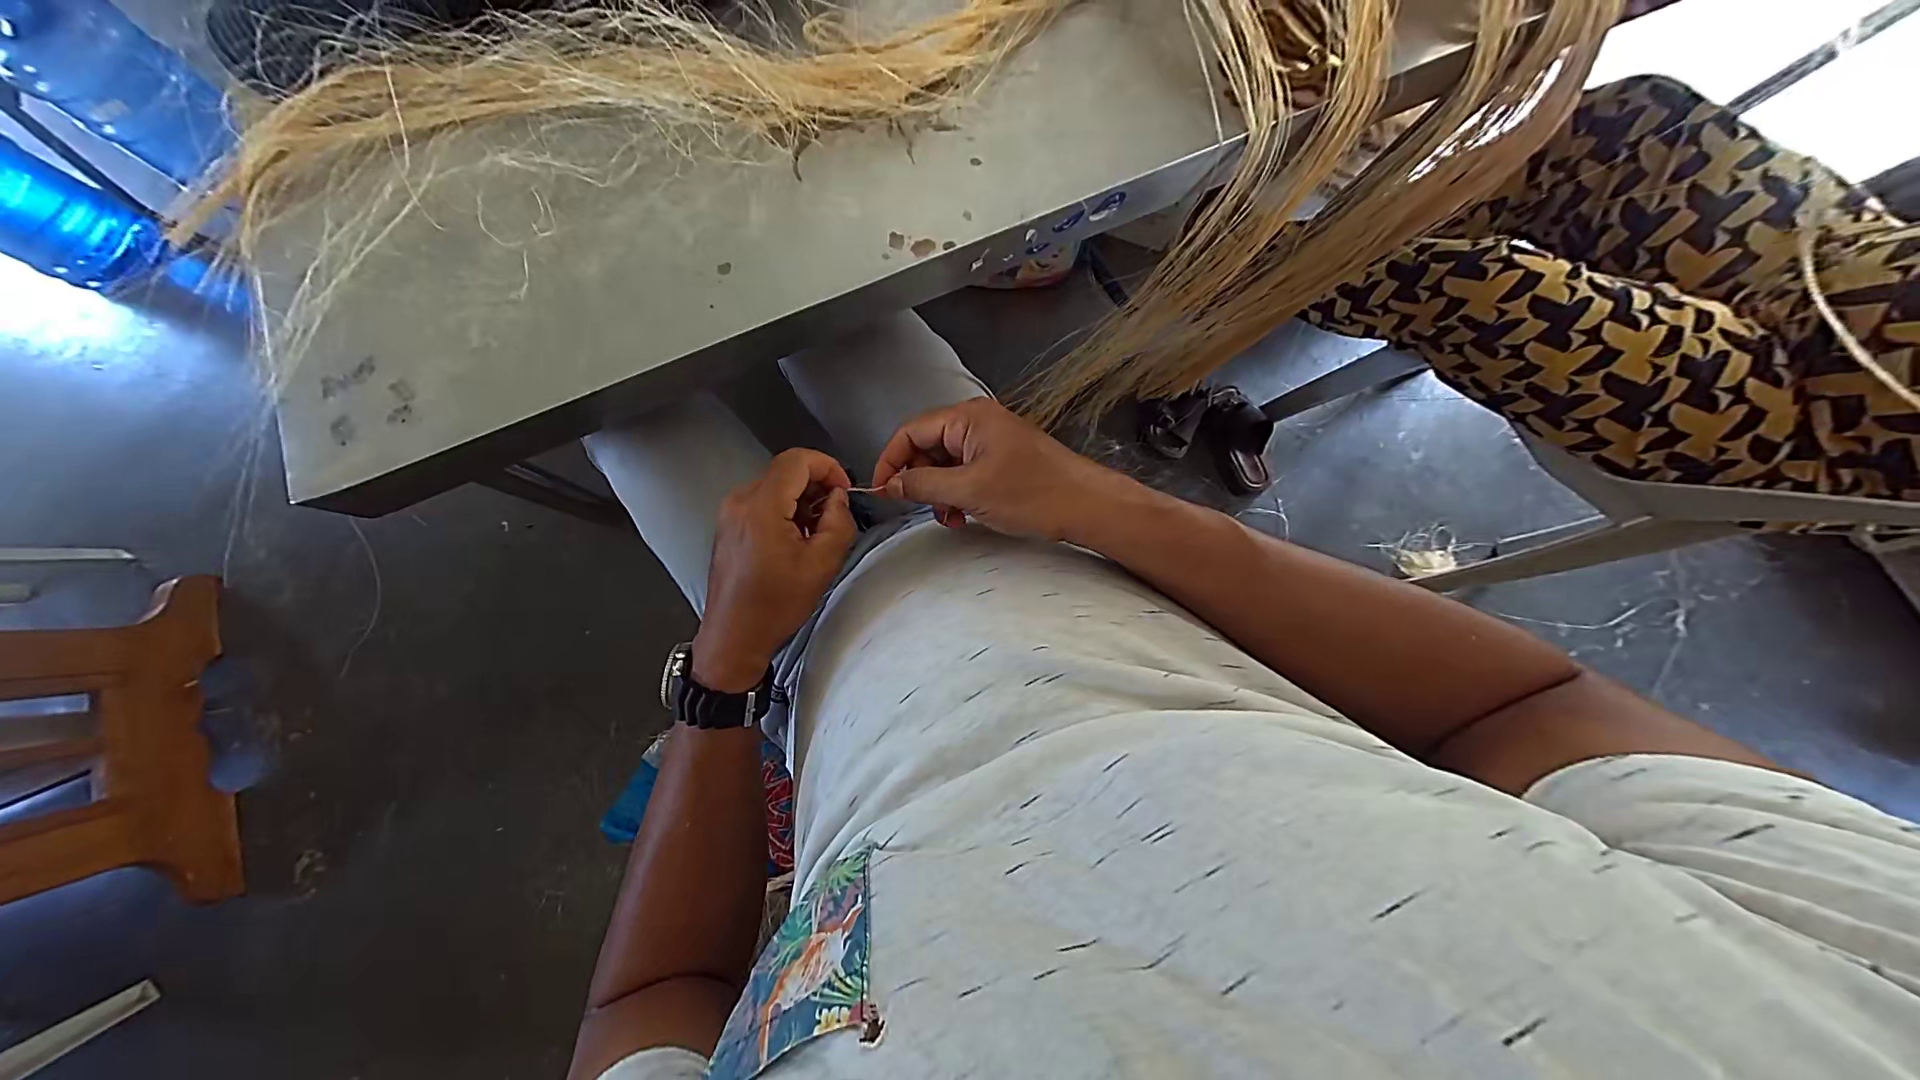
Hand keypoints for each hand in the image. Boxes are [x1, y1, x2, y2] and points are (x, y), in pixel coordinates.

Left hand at [693, 448, 855, 691]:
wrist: (734, 636)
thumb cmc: (773, 607)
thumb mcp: (822, 563)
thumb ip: (839, 521)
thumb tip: (839, 499)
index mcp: (761, 508)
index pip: (797, 460)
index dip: (827, 467)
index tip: (843, 488)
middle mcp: (740, 503)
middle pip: (786, 470)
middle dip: (817, 485)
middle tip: (835, 513)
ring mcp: (730, 513)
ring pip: (775, 485)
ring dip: (802, 500)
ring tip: (816, 532)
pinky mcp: (729, 525)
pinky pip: (762, 502)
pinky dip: (784, 510)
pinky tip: (796, 539)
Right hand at [870, 397, 1139, 541]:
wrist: (1086, 506)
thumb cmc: (1035, 493)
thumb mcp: (969, 491)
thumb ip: (923, 484)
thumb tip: (890, 484)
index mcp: (968, 417)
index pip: (910, 431)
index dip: (890, 461)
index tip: (881, 491)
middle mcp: (977, 422)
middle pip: (926, 447)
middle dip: (919, 480)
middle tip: (924, 508)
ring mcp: (990, 441)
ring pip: (944, 464)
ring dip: (939, 492)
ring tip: (950, 516)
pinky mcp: (1001, 460)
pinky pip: (964, 473)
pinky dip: (957, 494)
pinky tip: (964, 515)